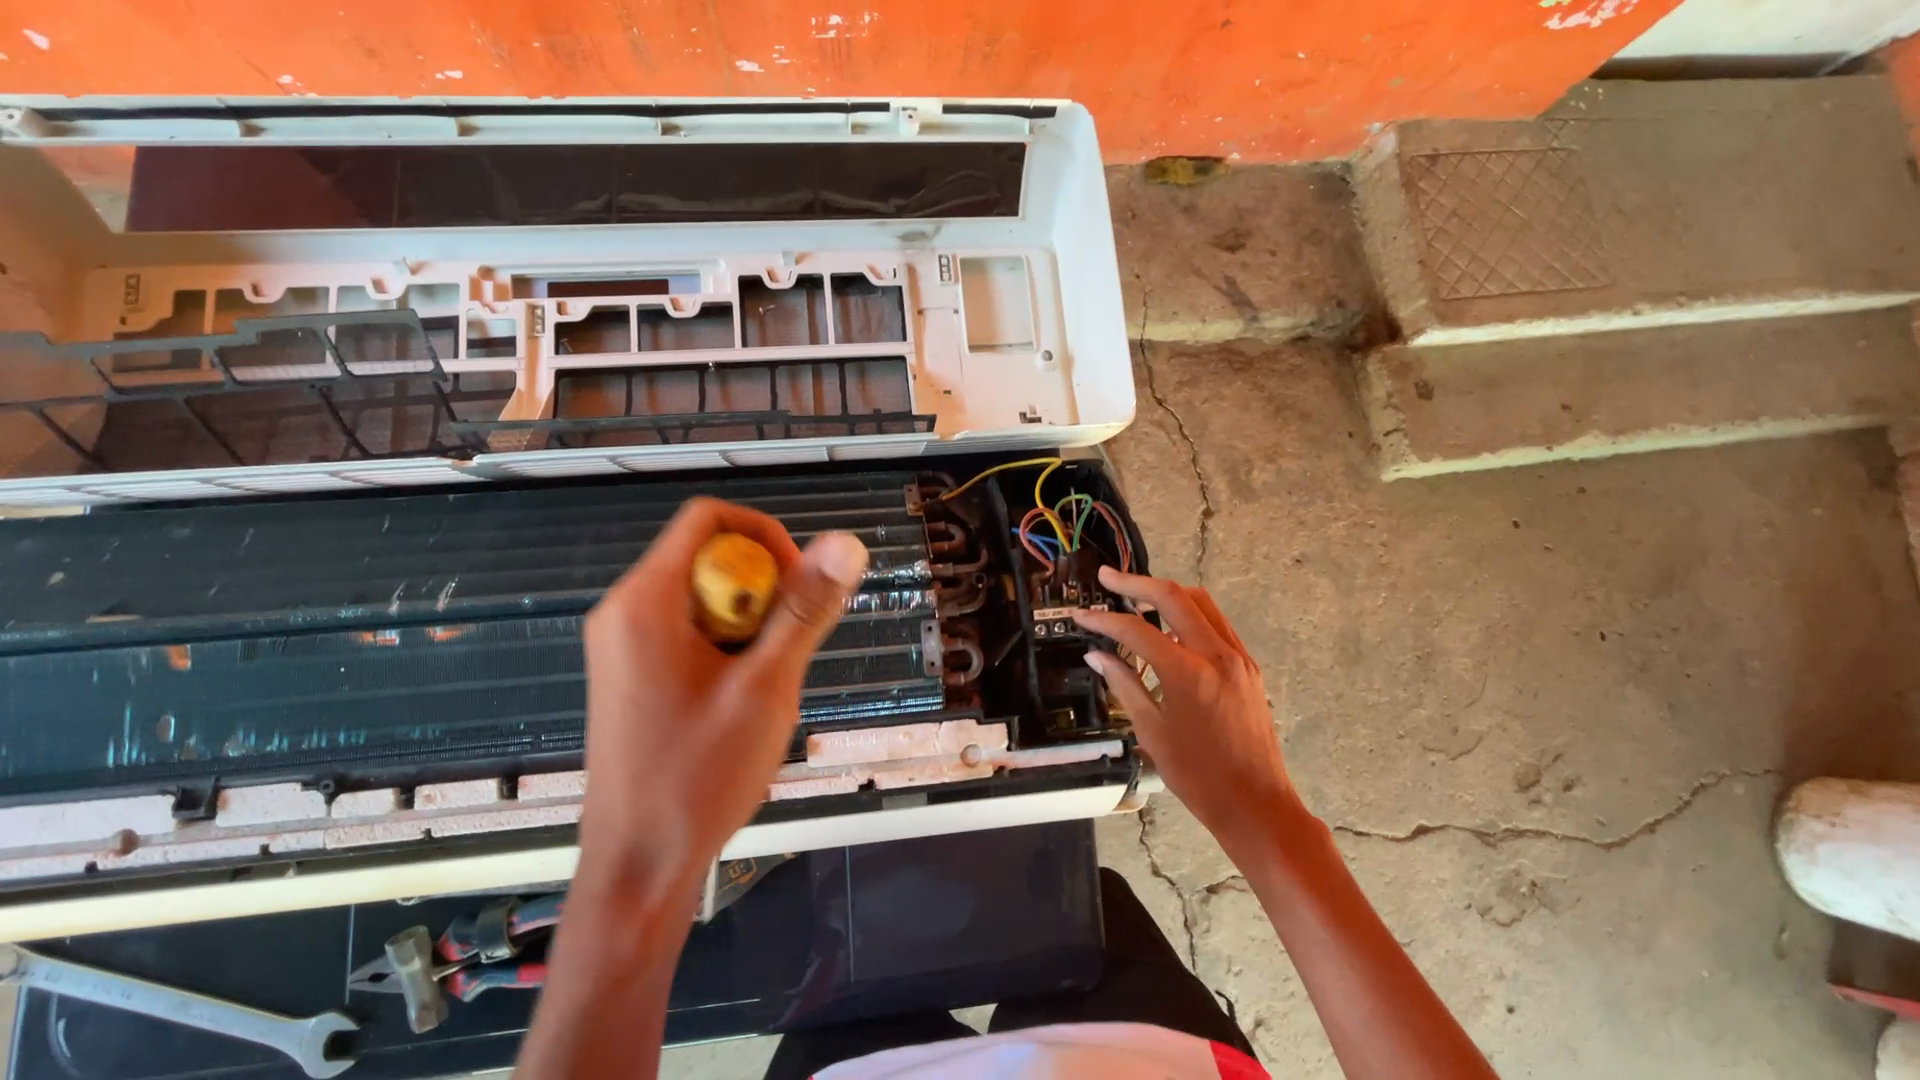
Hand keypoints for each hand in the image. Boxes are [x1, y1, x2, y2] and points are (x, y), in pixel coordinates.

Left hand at [577, 497, 868, 894]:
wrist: (638, 865)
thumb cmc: (698, 775)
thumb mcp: (765, 687)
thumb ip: (805, 610)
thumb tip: (845, 544)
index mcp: (645, 601)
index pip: (709, 519)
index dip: (767, 536)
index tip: (801, 585)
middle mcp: (624, 611)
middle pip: (707, 559)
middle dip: (760, 591)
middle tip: (785, 649)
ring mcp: (622, 647)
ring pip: (703, 599)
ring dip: (747, 626)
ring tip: (762, 684)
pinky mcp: (630, 676)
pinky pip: (686, 633)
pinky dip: (724, 649)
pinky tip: (738, 701)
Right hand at [1074, 567, 1304, 852]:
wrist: (1257, 804)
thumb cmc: (1198, 777)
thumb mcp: (1152, 733)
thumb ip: (1125, 686)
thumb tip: (1097, 656)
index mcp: (1188, 673)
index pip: (1137, 630)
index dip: (1103, 620)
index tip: (1080, 615)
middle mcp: (1217, 654)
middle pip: (1174, 597)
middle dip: (1136, 583)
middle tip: (1107, 578)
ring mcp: (1238, 658)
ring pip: (1201, 603)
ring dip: (1166, 593)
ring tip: (1136, 596)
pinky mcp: (1249, 667)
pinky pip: (1216, 624)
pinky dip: (1189, 614)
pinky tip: (1170, 626)